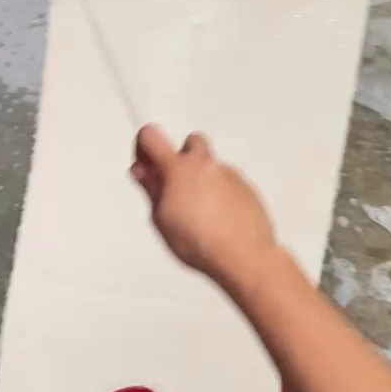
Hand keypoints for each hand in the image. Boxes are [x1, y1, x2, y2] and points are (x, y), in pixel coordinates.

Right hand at [130, 124, 284, 285]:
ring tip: (201, 214)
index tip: (147, 170)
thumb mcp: (162, 220)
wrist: (245, 256)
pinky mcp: (248, 187)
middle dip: (181, 159)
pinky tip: (220, 219)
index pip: (151, 135)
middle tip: (178, 189)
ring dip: (203, 179)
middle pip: (191, 142)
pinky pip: (228, 182)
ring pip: (211, 166)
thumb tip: (142, 169)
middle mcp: (206, 163)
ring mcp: (230, 173)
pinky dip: (221, 193)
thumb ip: (151, 189)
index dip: (144, 148)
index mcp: (178, 168)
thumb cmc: (196, 242)